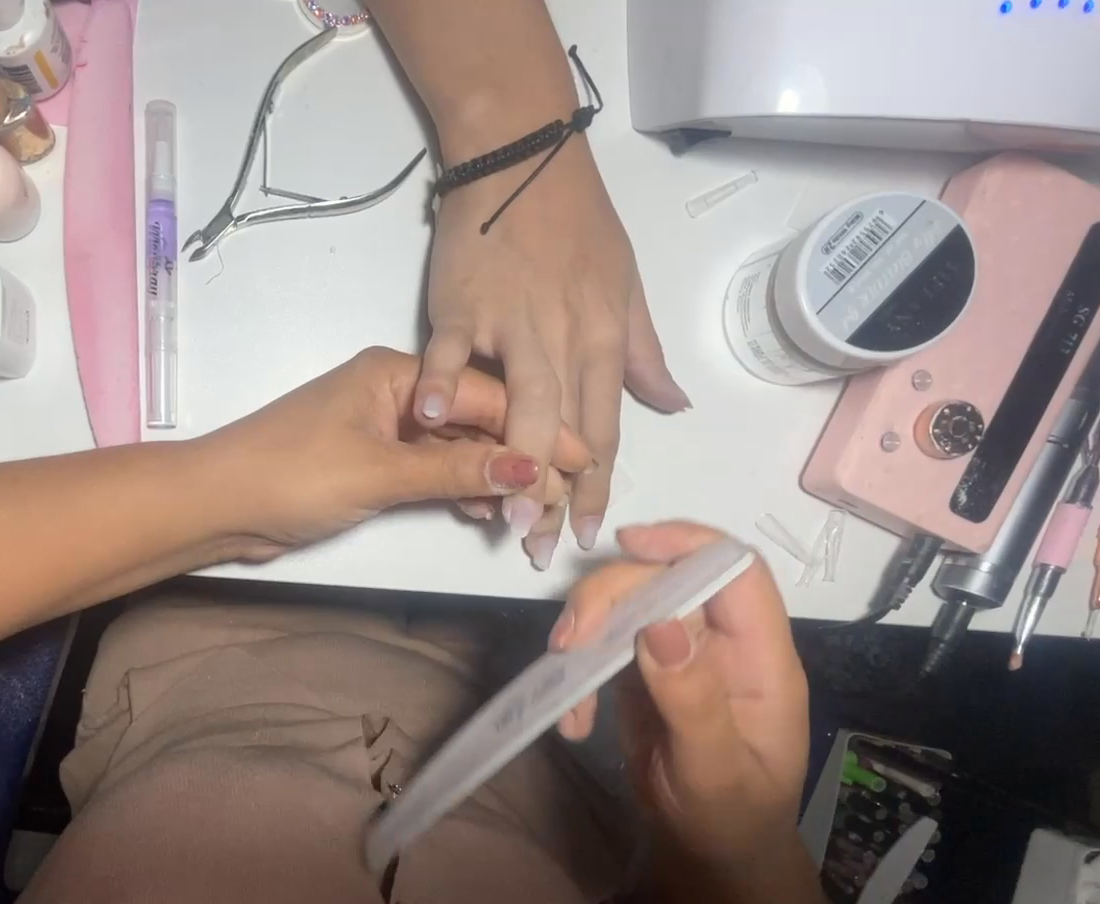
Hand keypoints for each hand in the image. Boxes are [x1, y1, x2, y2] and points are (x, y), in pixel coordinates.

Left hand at [204, 347, 591, 557]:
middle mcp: (394, 395)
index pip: (484, 396)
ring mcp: (381, 430)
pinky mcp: (368, 464)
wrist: (218, 502)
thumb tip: (530, 469)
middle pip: (473, 422)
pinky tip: (484, 507)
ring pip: (452, 451)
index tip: (582, 460)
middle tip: (562, 495)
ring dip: (487, 477)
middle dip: (517, 457)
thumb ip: (454, 470)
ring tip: (530, 509)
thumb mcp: (379, 471)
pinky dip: (455, 488)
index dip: (534, 429)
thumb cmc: (293, 474)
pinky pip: (427, 471)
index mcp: (396, 374)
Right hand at [416, 142, 689, 569]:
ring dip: (515, 463)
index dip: (598, 485)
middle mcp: (567, 340)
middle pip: (566, 431)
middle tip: (541, 549)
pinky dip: (440, 380)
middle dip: (557, 496)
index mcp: (605, 338)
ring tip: (505, 522)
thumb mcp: (626, 283)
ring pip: (522, 402)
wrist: (523, 157)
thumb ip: (643, 350)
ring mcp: (514, 322)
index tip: (591, 532)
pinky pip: (452, 348)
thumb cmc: (574, 224)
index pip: (605, 428)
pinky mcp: (463, 303)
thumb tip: (671, 405)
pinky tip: (428, 419)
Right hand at [550, 523, 808, 863]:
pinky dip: (578, 669)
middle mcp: (720, 643)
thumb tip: (662, 625)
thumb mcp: (715, 771)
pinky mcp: (642, 671)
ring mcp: (678, 654)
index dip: (688, 542)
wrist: (710, 852)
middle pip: (665, 580)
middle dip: (610, 596)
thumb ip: (693, 701)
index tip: (628, 544)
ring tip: (561, 668)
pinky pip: (604, 644)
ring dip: (585, 627)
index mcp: (759, 659)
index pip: (736, 572)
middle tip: (567, 641)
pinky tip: (572, 716)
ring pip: (627, 604)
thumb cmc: (730, 818)